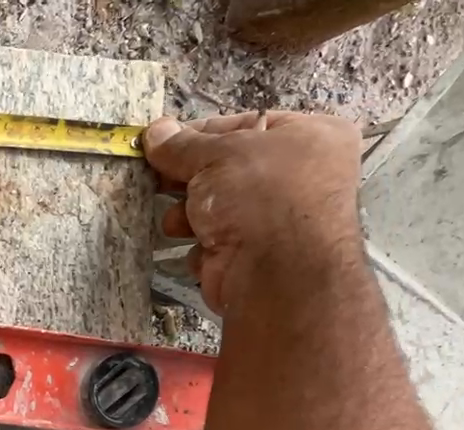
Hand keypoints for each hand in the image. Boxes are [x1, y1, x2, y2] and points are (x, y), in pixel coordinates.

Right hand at [143, 112, 363, 316]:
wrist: (274, 271)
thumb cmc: (260, 197)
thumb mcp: (219, 156)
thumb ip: (184, 145)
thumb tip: (155, 129)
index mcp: (308, 136)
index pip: (243, 125)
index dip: (198, 134)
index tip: (158, 144)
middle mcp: (297, 172)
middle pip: (224, 168)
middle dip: (187, 179)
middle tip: (154, 180)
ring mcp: (273, 214)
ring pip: (212, 206)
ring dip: (187, 214)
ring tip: (182, 221)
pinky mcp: (250, 251)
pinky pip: (212, 238)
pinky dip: (198, 242)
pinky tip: (200, 246)